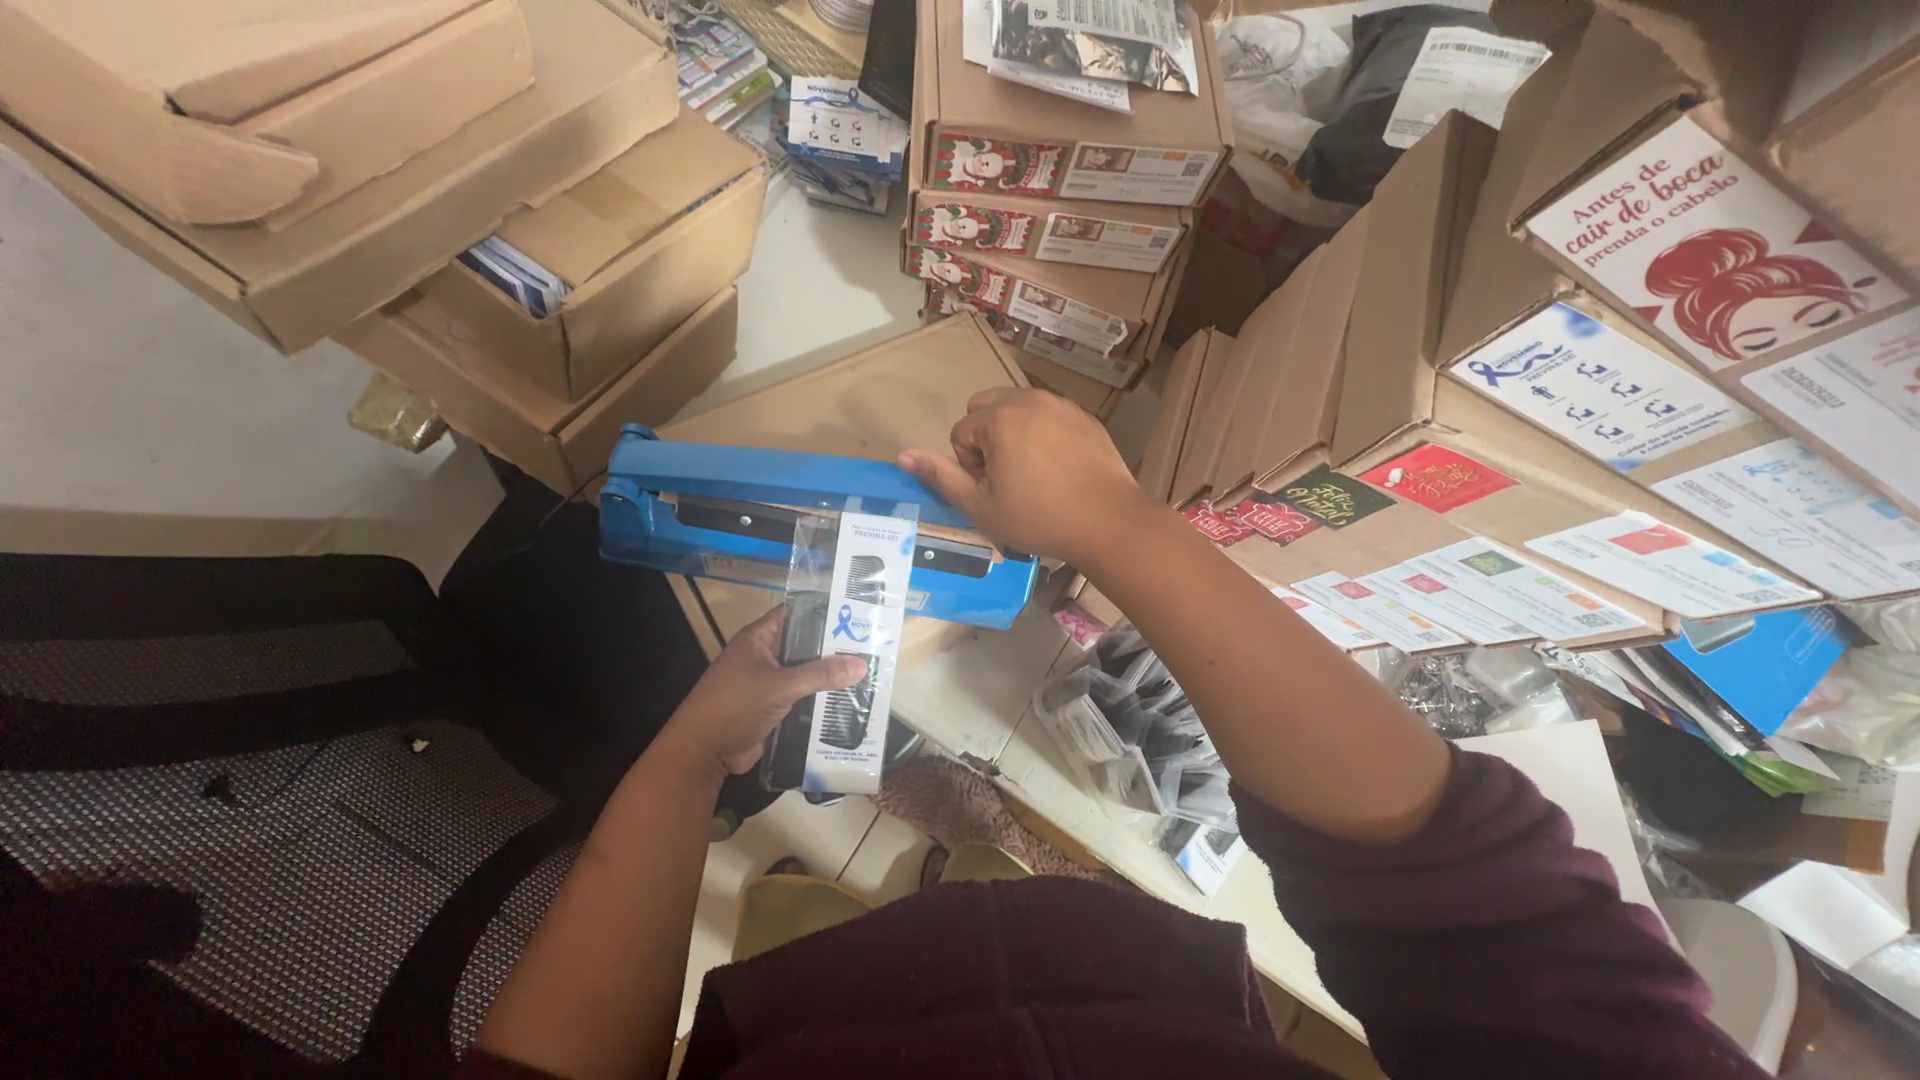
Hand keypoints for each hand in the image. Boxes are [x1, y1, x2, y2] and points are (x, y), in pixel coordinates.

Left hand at [658, 607, 866, 776]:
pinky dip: (823, 700)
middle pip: (805, 646)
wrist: (704, 753)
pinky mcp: (775, 708)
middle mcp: (766, 657)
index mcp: (759, 639)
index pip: (795, 614)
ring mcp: (770, 683)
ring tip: (870, 672)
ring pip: (807, 674)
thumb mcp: (779, 686)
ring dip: (831, 677)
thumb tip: (861, 664)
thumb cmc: (734, 707)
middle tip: (872, 645)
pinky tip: (851, 701)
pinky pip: (804, 698)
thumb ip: (819, 674)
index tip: (856, 612)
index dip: (823, 611)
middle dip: (834, 648)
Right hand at [898, 388, 1149, 564]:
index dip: (969, 465)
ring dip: (1014, 434)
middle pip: (986, 407)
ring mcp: (1061, 405)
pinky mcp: (1085, 417)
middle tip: (1008, 478)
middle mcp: (1029, 400)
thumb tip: (903, 456)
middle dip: (987, 438)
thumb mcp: (982, 507)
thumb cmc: (1039, 518)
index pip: (961, 432)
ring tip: (1033, 474)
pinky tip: (1059, 469)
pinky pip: (1049, 416)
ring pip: (1018, 408)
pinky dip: (1044, 435)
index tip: (993, 490)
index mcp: (999, 418)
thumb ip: (941, 477)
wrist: (1108, 522)